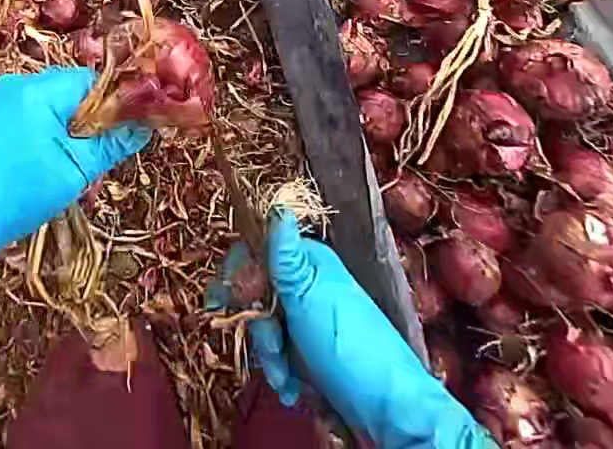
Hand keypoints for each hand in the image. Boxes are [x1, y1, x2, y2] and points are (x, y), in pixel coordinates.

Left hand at [0, 67, 149, 259]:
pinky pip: (21, 113)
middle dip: (83, 120)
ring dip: (59, 127)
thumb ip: (113, 143)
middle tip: (87, 158)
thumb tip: (146, 125)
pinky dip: (35, 131)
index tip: (114, 136)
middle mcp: (15, 84)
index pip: (91, 81)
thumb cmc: (15, 194)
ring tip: (58, 165)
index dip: (109, 106)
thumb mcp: (74, 171)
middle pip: (68, 91)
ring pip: (45, 103)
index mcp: (39, 90)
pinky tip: (31, 162)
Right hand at [243, 208, 491, 448]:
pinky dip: (282, 373)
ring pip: (267, 327)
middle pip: (258, 293)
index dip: (237, 272)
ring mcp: (311, 319)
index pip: (258, 250)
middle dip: (257, 325)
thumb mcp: (307, 296)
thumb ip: (284, 255)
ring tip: (288, 377)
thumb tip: (278, 204)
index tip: (223, 299)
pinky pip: (282, 355)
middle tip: (272, 343)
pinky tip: (293, 388)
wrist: (388, 409)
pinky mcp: (313, 352)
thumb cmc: (348, 345)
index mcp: (310, 262)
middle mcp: (309, 285)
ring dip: (270, 355)